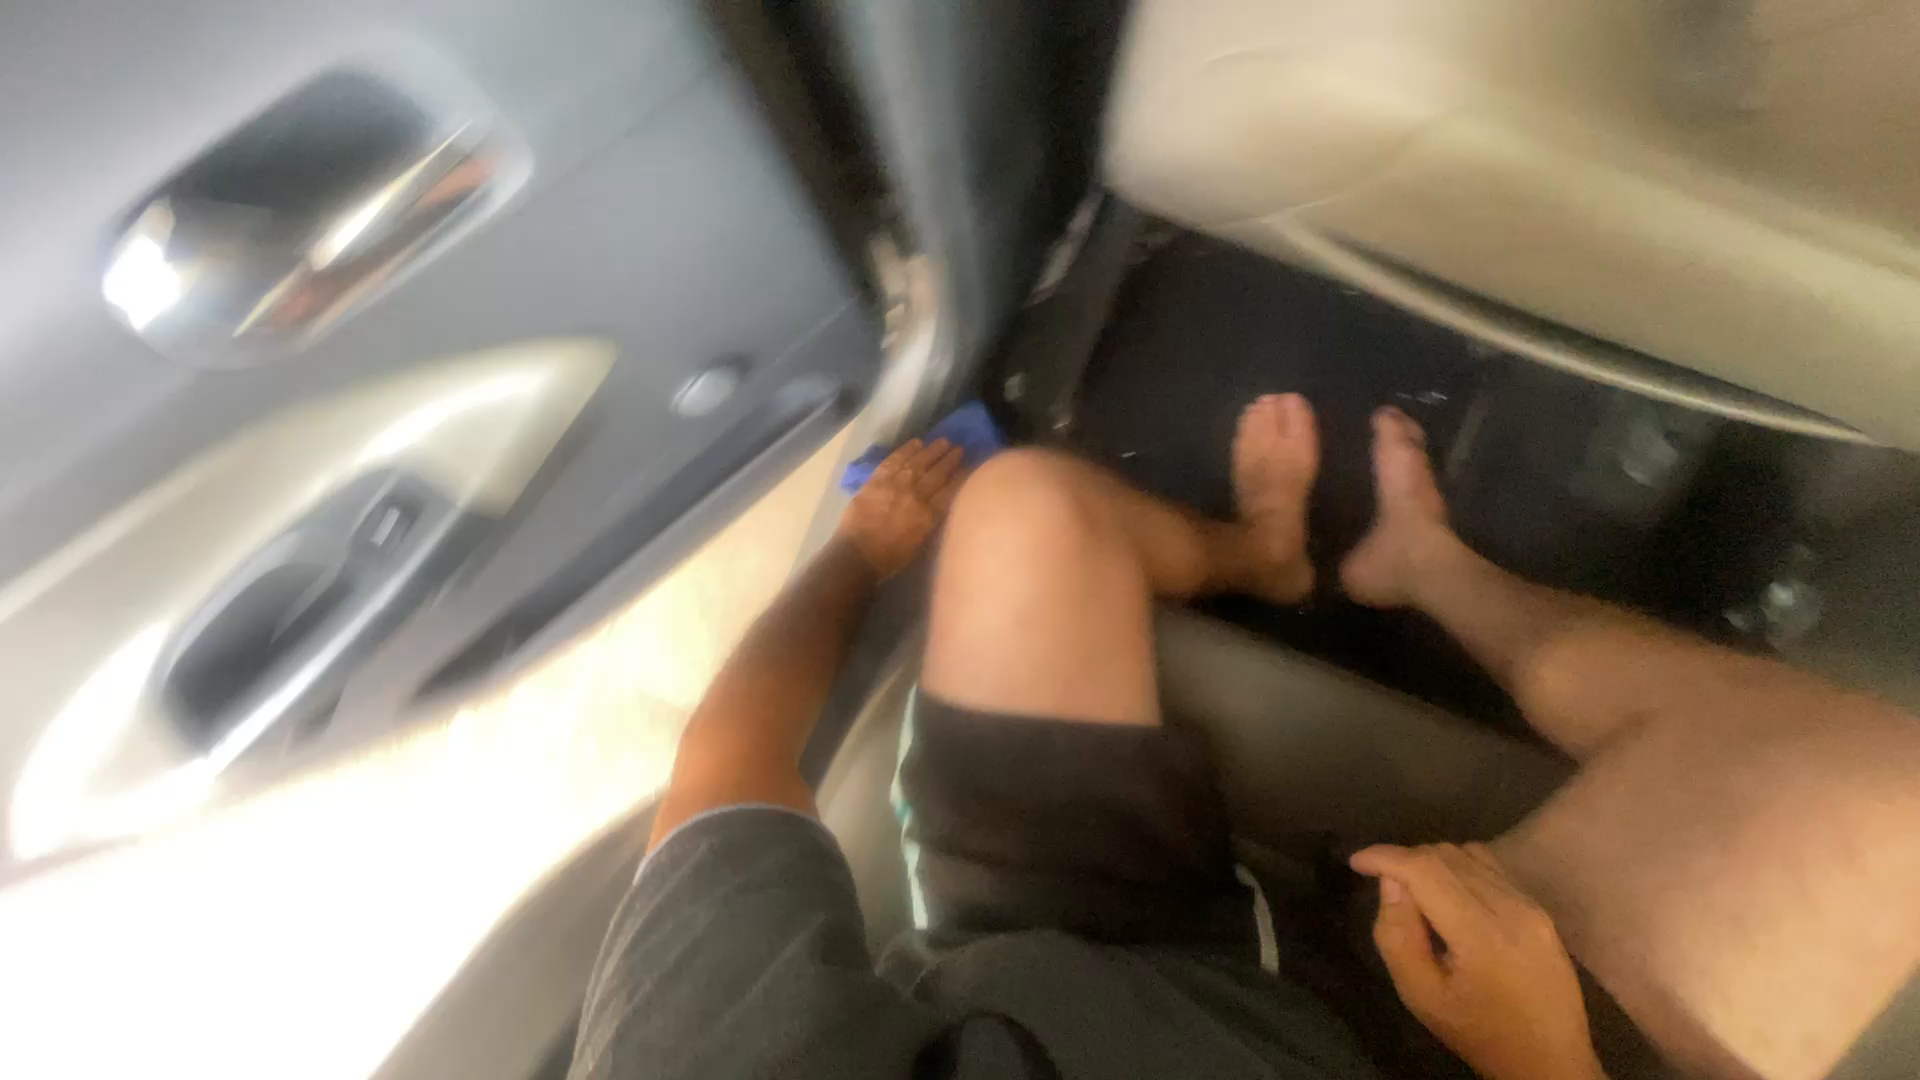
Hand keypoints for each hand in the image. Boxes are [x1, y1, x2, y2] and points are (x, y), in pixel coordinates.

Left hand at [835, 437, 965, 577]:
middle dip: (950, 460)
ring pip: (918, 462)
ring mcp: (895, 485)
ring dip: (932, 450)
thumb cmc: (889, 558)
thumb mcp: (919, 544)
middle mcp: (916, 495)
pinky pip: (895, 460)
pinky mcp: (877, 480)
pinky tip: (916, 443)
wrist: (856, 555)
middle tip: (960, 447)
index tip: (970, 466)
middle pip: (937, 473)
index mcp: (928, 515)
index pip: (950, 491)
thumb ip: (929, 522)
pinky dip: (906, 450)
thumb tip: (936, 506)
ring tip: (943, 441)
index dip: (961, 477)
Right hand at [1351, 842, 1605, 1079]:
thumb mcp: (1419, 994)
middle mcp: (1512, 908)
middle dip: (1403, 859)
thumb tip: (1391, 881)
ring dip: (1430, 860)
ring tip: (1415, 888)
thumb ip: (1395, 933)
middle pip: (1443, 855)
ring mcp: (1531, 906)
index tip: (1356, 863)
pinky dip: (1458, 865)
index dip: (1383, 856)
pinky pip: (1489, 865)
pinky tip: (1448, 892)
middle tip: (1384, 884)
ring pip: (1465, 853)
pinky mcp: (1540, 909)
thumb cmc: (1479, 1033)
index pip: (1424, 869)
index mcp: (1482, 934)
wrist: (1553, 1063)